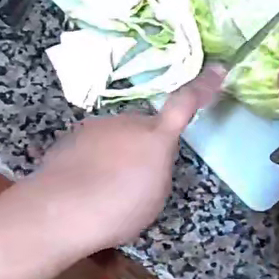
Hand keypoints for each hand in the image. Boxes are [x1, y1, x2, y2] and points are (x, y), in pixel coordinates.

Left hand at [20, 67, 225, 253]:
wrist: (61, 209)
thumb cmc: (119, 207)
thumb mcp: (155, 194)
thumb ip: (158, 168)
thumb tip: (148, 159)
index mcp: (155, 136)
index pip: (184, 105)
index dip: (202, 88)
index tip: (218, 69)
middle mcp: (125, 122)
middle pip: (141, 128)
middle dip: (141, 148)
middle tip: (135, 182)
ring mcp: (95, 127)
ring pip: (113, 137)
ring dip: (113, 156)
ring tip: (104, 191)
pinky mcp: (68, 138)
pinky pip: (89, 147)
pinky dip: (90, 162)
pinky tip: (82, 188)